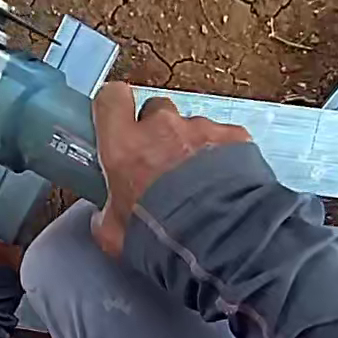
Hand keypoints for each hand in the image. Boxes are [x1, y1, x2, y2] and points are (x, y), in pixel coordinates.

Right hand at [90, 82, 250, 256]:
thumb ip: (106, 218)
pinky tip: (225, 183)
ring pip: (192, 126)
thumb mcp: (116, 236)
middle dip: (158, 131)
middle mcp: (162, 128)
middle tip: (161, 163)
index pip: (111, 99)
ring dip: (192, 148)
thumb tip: (104, 220)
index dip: (115, 106)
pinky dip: (225, 156)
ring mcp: (201, 129)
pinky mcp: (233, 137)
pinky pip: (225, 138)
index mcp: (125, 146)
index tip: (117, 120)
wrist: (218, 238)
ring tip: (200, 184)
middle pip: (156, 110)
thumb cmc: (165, 236)